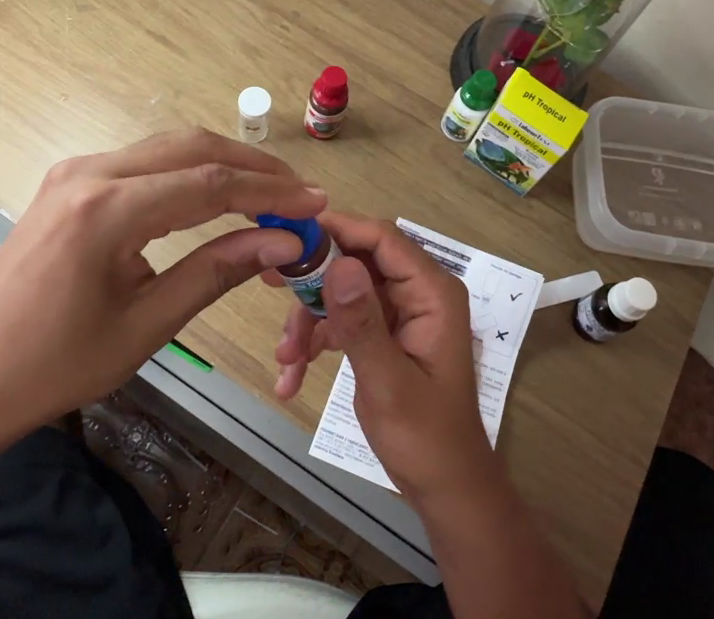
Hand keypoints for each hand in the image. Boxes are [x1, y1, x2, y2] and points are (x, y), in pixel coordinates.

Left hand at [0, 129, 326, 445]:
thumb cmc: (54, 366)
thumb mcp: (146, 325)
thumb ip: (217, 271)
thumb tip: (285, 243)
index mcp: (106, 211)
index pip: (210, 184)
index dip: (270, 192)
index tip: (317, 201)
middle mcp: (89, 174)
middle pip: (192, 147)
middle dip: (253, 167)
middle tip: (300, 192)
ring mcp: (73, 173)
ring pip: (167, 148)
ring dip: (222, 164)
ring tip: (269, 192)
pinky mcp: (67, 184)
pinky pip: (142, 163)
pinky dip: (187, 172)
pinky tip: (215, 196)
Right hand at [267, 213, 495, 498]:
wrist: (443, 485)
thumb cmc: (425, 436)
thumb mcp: (387, 381)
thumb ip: (362, 323)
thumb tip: (339, 264)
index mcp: (432, 293)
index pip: (383, 239)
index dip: (337, 229)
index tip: (289, 235)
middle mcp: (418, 293)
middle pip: (358, 262)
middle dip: (314, 279)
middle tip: (269, 281)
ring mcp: (400, 313)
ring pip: (344, 291)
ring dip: (310, 320)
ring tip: (284, 358)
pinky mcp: (384, 334)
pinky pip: (344, 321)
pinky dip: (317, 342)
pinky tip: (291, 377)